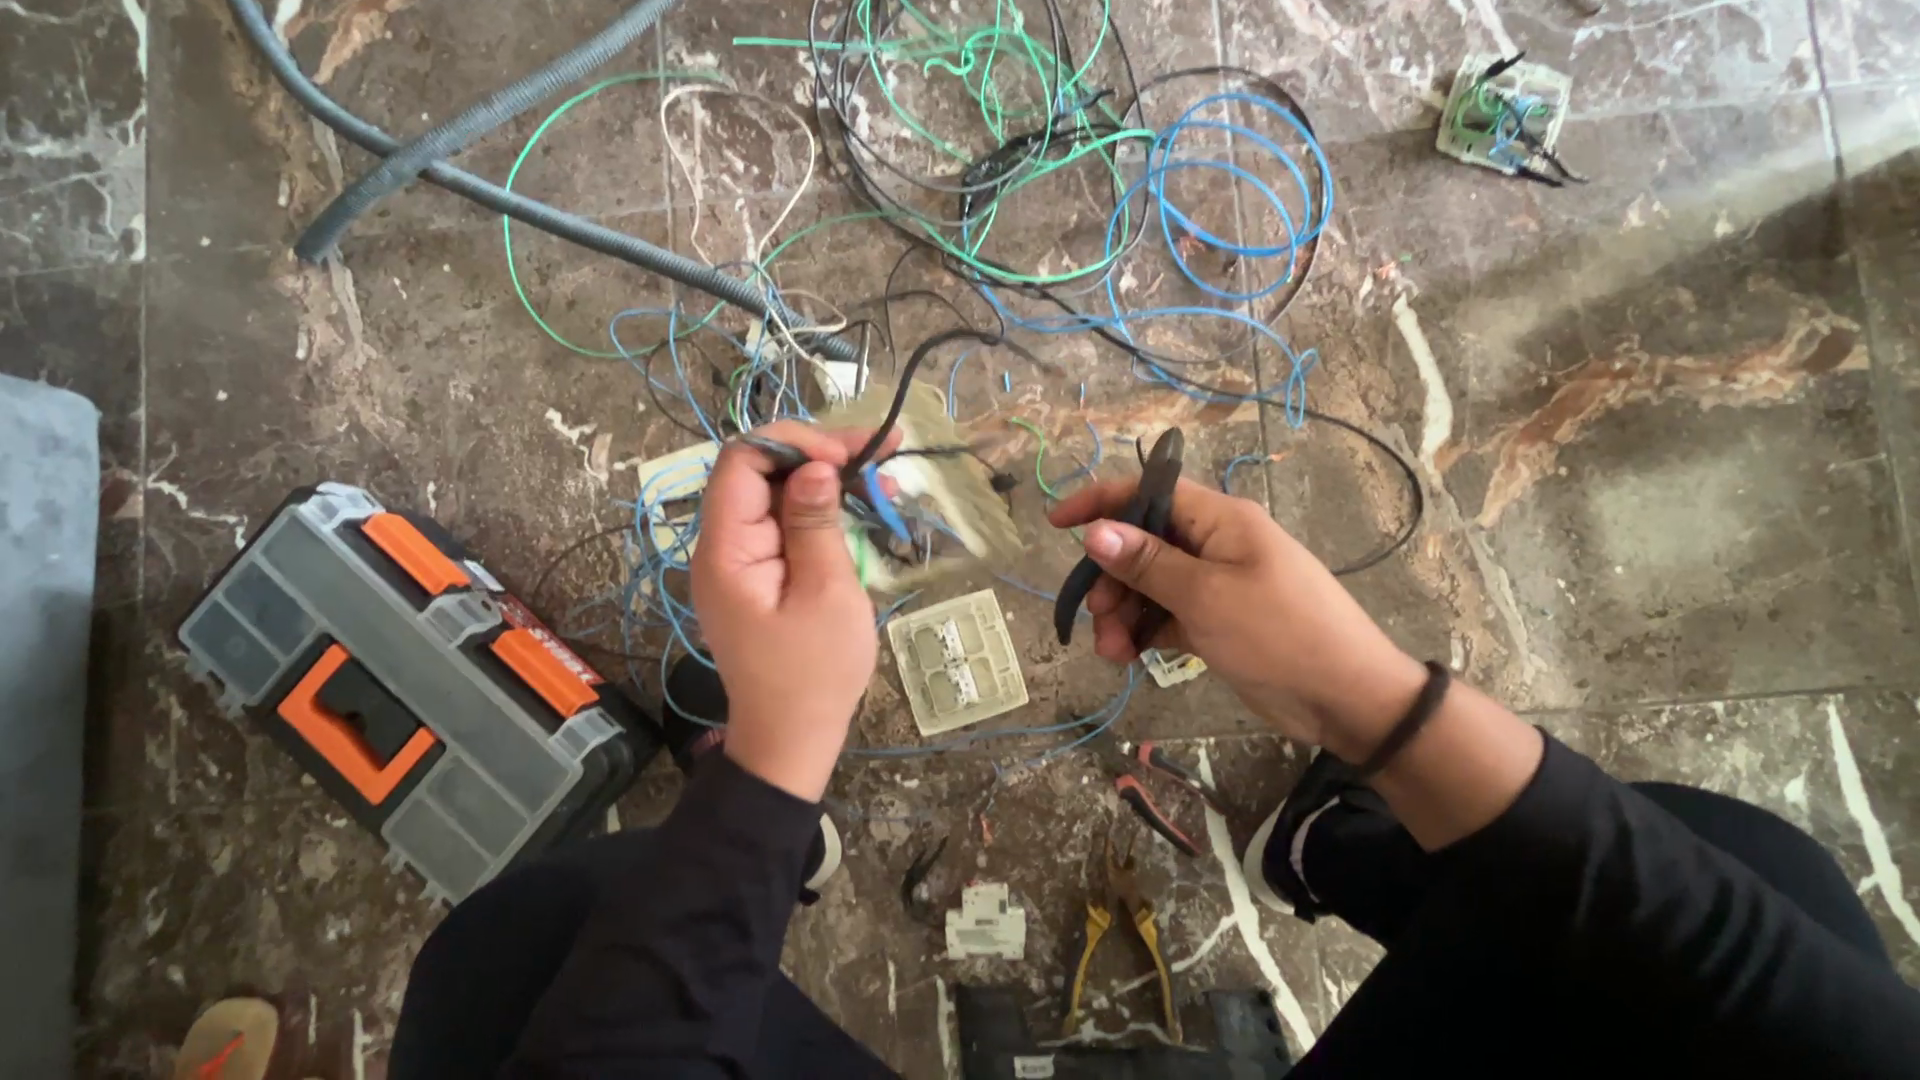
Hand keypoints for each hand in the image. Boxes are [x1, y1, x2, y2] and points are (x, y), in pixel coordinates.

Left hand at [691, 421, 899, 799]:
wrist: (792, 736)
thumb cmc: (814, 673)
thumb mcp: (827, 594)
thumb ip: (817, 525)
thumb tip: (815, 465)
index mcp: (727, 550)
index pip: (742, 461)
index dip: (794, 444)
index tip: (848, 455)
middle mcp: (722, 546)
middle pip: (760, 472)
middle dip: (819, 454)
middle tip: (880, 451)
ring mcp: (739, 561)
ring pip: (777, 495)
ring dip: (827, 480)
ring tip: (883, 475)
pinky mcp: (758, 574)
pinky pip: (783, 526)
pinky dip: (820, 511)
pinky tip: (861, 505)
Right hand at [1048, 478, 1427, 756]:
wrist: (1347, 699)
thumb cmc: (1279, 634)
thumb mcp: (1206, 596)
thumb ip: (1147, 563)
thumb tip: (1094, 531)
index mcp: (1219, 520)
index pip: (1148, 491)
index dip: (1099, 502)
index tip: (1056, 525)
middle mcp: (1214, 544)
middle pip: (1142, 544)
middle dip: (1111, 579)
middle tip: (1097, 620)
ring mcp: (1215, 584)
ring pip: (1149, 585)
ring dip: (1123, 613)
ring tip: (1112, 652)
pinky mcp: (1216, 620)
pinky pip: (1166, 614)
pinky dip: (1144, 631)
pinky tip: (1129, 655)